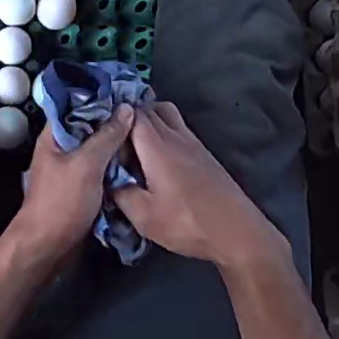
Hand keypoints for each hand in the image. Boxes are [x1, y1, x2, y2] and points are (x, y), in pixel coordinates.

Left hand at [5, 105, 135, 268]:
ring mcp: (71, 168)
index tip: (127, 90)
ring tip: (145, 133)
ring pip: (97, 149)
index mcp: (54, 136)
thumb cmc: (61, 202)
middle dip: (113, 120)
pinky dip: (115, 164)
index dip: (100, 96)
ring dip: (116, 144)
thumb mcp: (86, 164)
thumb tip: (126, 109)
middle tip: (143, 112)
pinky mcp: (81, 187)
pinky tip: (136, 160)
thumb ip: (106, 136)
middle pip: (89, 126)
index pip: (77, 105)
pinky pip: (101, 168)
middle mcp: (61, 148)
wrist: (47, 247)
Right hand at [114, 102, 288, 269]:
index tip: (101, 129)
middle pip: (150, 107)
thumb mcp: (144, 217)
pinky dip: (164, 130)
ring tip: (135, 143)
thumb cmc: (188, 222)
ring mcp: (193, 142)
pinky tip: (157, 156)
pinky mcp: (204, 153)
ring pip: (167, 113)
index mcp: (157, 146)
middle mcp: (175, 136)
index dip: (115, 115)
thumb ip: (121, 194)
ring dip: (150, 118)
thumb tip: (110, 180)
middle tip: (114, 135)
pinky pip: (178, 127)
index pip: (133, 113)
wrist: (237, 231)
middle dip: (129, 115)